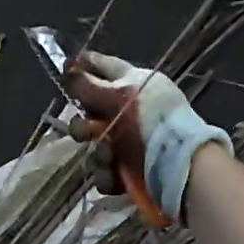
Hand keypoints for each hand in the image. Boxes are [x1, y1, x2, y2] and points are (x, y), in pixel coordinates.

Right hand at [66, 50, 230, 222]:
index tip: (64, 69)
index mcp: (134, 84)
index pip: (105, 67)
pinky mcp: (130, 172)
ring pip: (96, 146)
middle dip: (83, 125)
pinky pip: (105, 172)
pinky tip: (116, 176)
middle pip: (92, 114)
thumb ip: (89, 86)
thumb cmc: (151, 124)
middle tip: (84, 132)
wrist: (178, 169)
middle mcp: (131, 112)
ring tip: (110, 157)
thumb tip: (67, 71)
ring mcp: (130, 144)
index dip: (84, 66)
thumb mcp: (120, 97)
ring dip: (98, 153)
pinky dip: (107, 175)